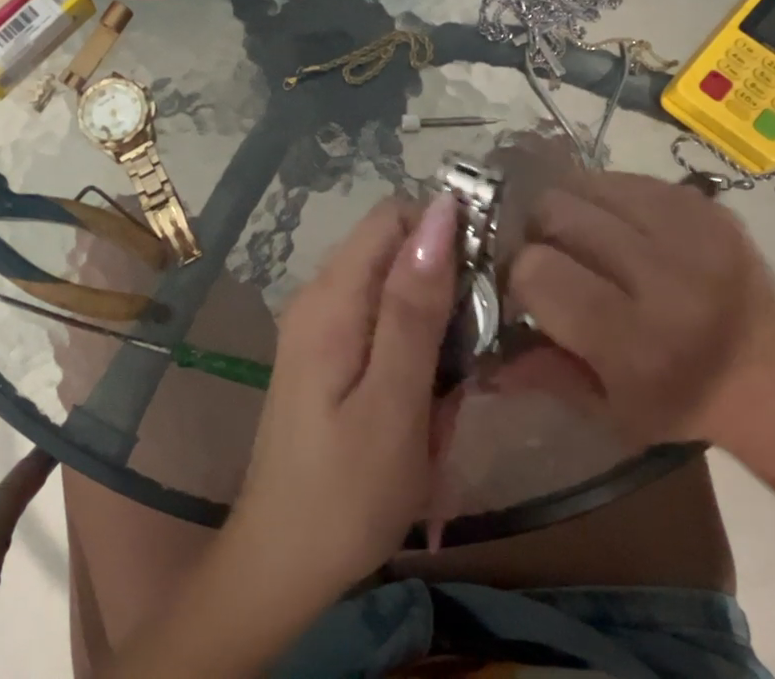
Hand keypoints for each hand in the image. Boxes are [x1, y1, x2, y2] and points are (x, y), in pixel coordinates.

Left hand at [223, 196, 459, 605]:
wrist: (284, 560)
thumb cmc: (347, 493)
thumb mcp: (394, 401)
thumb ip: (414, 307)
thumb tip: (439, 214)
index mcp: (330, 300)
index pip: (392, 217)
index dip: (447, 234)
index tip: (490, 284)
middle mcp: (317, 300)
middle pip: (394, 253)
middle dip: (446, 290)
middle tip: (473, 358)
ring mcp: (317, 331)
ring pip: (394, 295)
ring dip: (435, 333)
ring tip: (450, 395)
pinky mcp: (325, 360)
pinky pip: (381, 331)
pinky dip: (415, 357)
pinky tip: (427, 407)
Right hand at [504, 171, 774, 445]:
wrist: (769, 378)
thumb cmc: (673, 401)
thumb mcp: (600, 406)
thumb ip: (537, 371)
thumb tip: (476, 350)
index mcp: (632, 337)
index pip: (539, 270)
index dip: (518, 274)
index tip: (519, 288)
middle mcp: (663, 276)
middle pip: (557, 213)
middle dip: (535, 231)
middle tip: (540, 252)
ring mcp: (691, 233)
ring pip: (587, 185)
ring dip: (567, 207)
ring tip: (572, 234)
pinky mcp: (707, 206)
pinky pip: (627, 179)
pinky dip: (605, 197)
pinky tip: (609, 223)